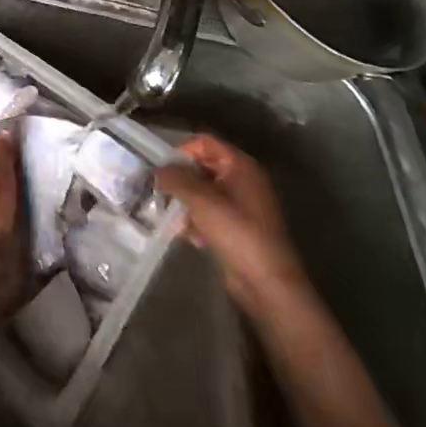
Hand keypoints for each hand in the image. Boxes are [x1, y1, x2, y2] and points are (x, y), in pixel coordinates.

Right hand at [156, 134, 307, 316]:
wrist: (268, 283)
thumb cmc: (237, 233)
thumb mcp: (202, 201)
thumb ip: (177, 180)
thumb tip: (158, 170)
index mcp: (240, 166)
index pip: (205, 143)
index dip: (182, 151)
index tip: (161, 170)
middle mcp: (242, 180)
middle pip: (202, 168)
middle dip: (180, 182)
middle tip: (159, 195)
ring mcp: (240, 205)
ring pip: (203, 194)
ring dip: (186, 205)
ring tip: (173, 221)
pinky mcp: (236, 228)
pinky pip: (209, 215)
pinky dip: (197, 222)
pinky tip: (190, 238)